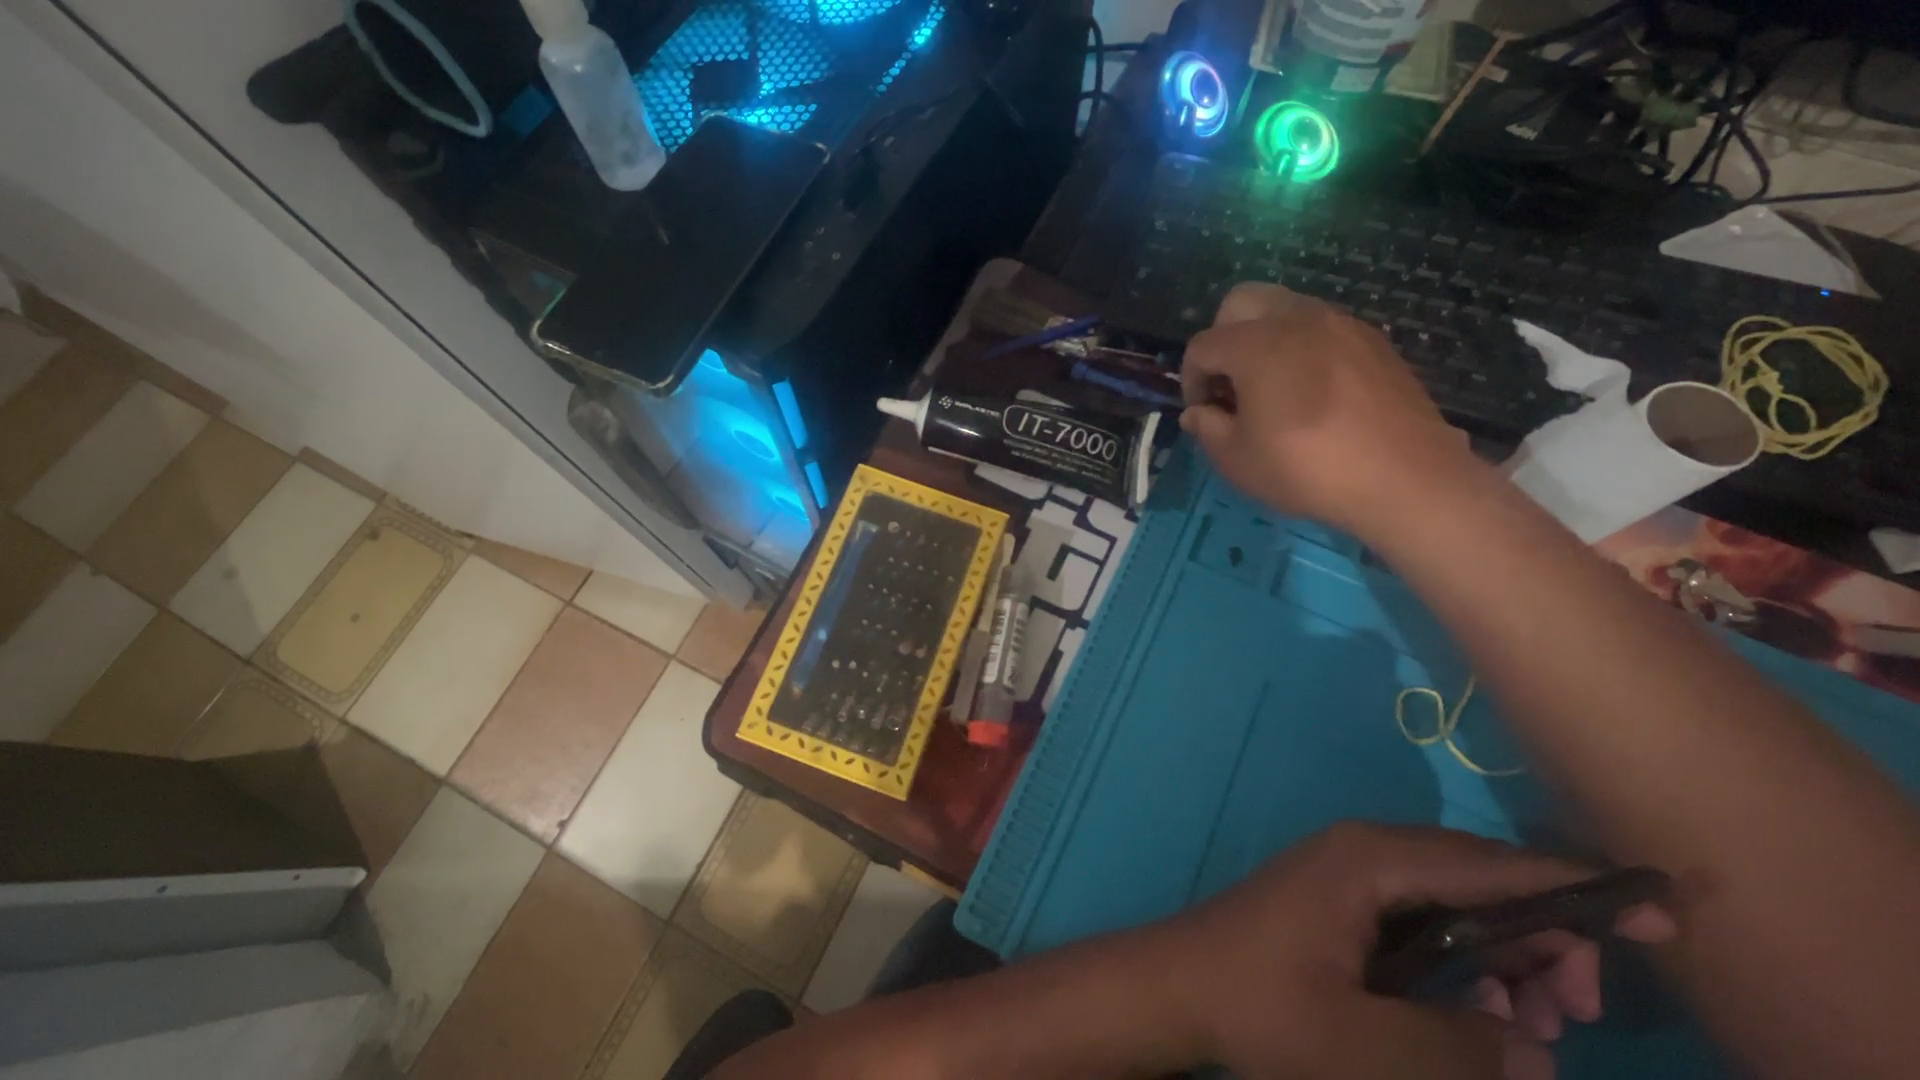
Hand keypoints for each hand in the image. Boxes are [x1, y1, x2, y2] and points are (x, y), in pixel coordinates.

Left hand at [1156, 823, 1676, 1079]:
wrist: (1174, 987)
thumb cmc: (1258, 1007)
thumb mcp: (1362, 1045)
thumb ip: (1459, 1047)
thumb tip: (1536, 1050)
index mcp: (1375, 862)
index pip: (1497, 865)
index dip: (1581, 888)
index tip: (1659, 912)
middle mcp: (1370, 853)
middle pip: (1486, 882)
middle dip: (1548, 940)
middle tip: (1580, 1013)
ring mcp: (1354, 876)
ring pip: (1462, 905)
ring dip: (1512, 957)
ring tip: (1540, 1022)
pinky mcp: (1345, 905)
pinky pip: (1428, 923)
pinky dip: (1469, 961)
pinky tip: (1488, 1010)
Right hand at [1180, 283, 1483, 537]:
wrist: (1404, 477)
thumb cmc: (1308, 470)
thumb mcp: (1238, 461)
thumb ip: (1208, 428)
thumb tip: (1198, 412)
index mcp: (1257, 344)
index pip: (1203, 345)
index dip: (1191, 380)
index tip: (1202, 413)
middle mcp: (1298, 319)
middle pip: (1242, 302)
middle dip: (1224, 337)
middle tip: (1230, 383)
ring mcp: (1342, 325)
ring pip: (1286, 309)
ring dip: (1265, 338)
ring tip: (1271, 388)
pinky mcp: (1373, 341)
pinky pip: (1323, 329)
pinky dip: (1303, 348)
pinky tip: (1313, 393)